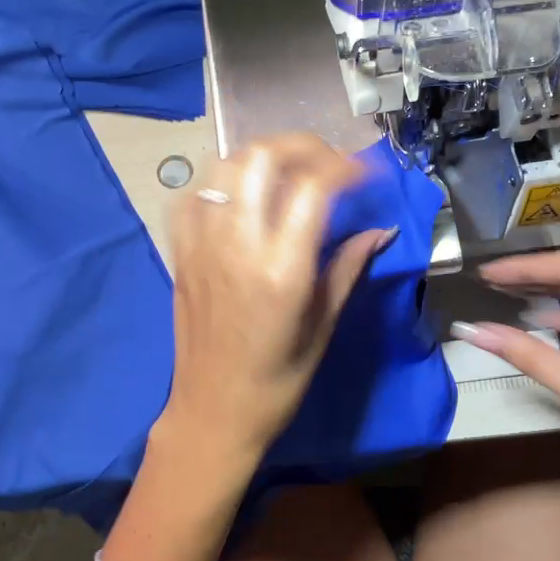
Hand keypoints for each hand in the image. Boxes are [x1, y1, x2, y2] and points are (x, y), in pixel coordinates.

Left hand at [158, 134, 394, 463]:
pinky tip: (241, 194)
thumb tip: (379, 229)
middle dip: (300, 146)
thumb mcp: (323, 328)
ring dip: (260, 157)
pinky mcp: (180, 252)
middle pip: (261, 158)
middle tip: (327, 162)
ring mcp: (201, 245)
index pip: (313, 187)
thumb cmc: (277, 382)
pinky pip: (193, 195)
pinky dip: (219, 181)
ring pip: (223, 166)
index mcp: (281, 270)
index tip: (366, 170)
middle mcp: (237, 246)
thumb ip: (348, 268)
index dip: (346, 166)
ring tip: (287, 172)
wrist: (211, 413)